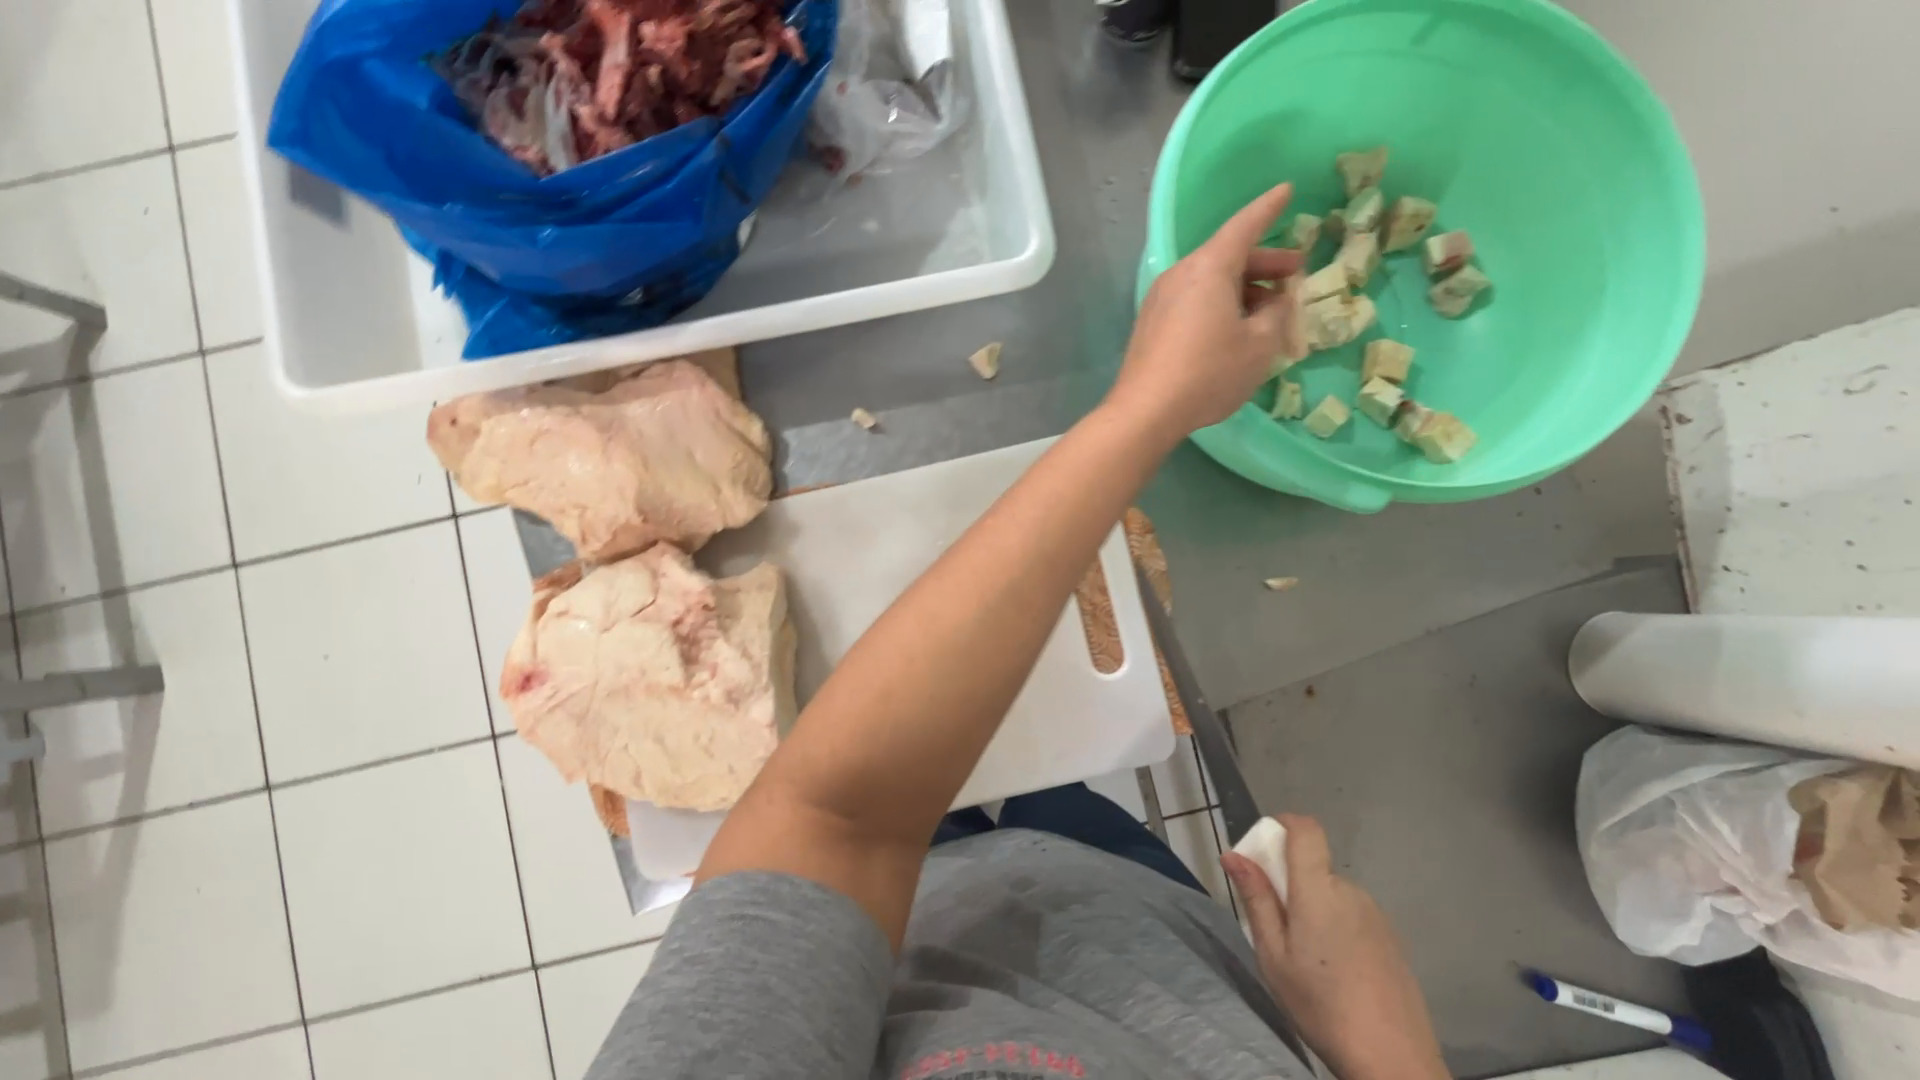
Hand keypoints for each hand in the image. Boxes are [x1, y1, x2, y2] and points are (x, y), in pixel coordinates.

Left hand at [1104, 183, 1307, 438]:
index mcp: (1207, 268)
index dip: (1268, 209)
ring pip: (1209, 281)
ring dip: (1242, 288)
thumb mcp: (1259, 345)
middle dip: (1264, 262)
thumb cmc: (1208, 373)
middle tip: (1294, 271)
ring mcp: (1160, 300)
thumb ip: (1276, 315)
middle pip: (1226, 256)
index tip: (1286, 191)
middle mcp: (1180, 275)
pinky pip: (1193, 301)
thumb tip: (1276, 302)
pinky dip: (1219, 304)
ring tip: (1271, 309)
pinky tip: (1236, 328)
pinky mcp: (1151, 324)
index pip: (1243, 226)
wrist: (1145, 411)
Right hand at [1221, 815, 1450, 1079]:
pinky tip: (1334, 972)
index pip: (1306, 830)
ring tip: (1306, 960)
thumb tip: (1234, 855)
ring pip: (1332, 895)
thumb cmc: (1320, 1003)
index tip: (1263, 846)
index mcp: (1318, 890)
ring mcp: (1375, 914)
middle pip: (1314, 867)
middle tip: (1275, 930)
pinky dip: (1336, 929)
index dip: (1284, 824)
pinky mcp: (1390, 938)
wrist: (1392, 1057)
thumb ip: (1256, 899)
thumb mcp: (1273, 955)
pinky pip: (1352, 916)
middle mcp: (1350, 891)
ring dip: (1313, 910)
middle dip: (1290, 884)